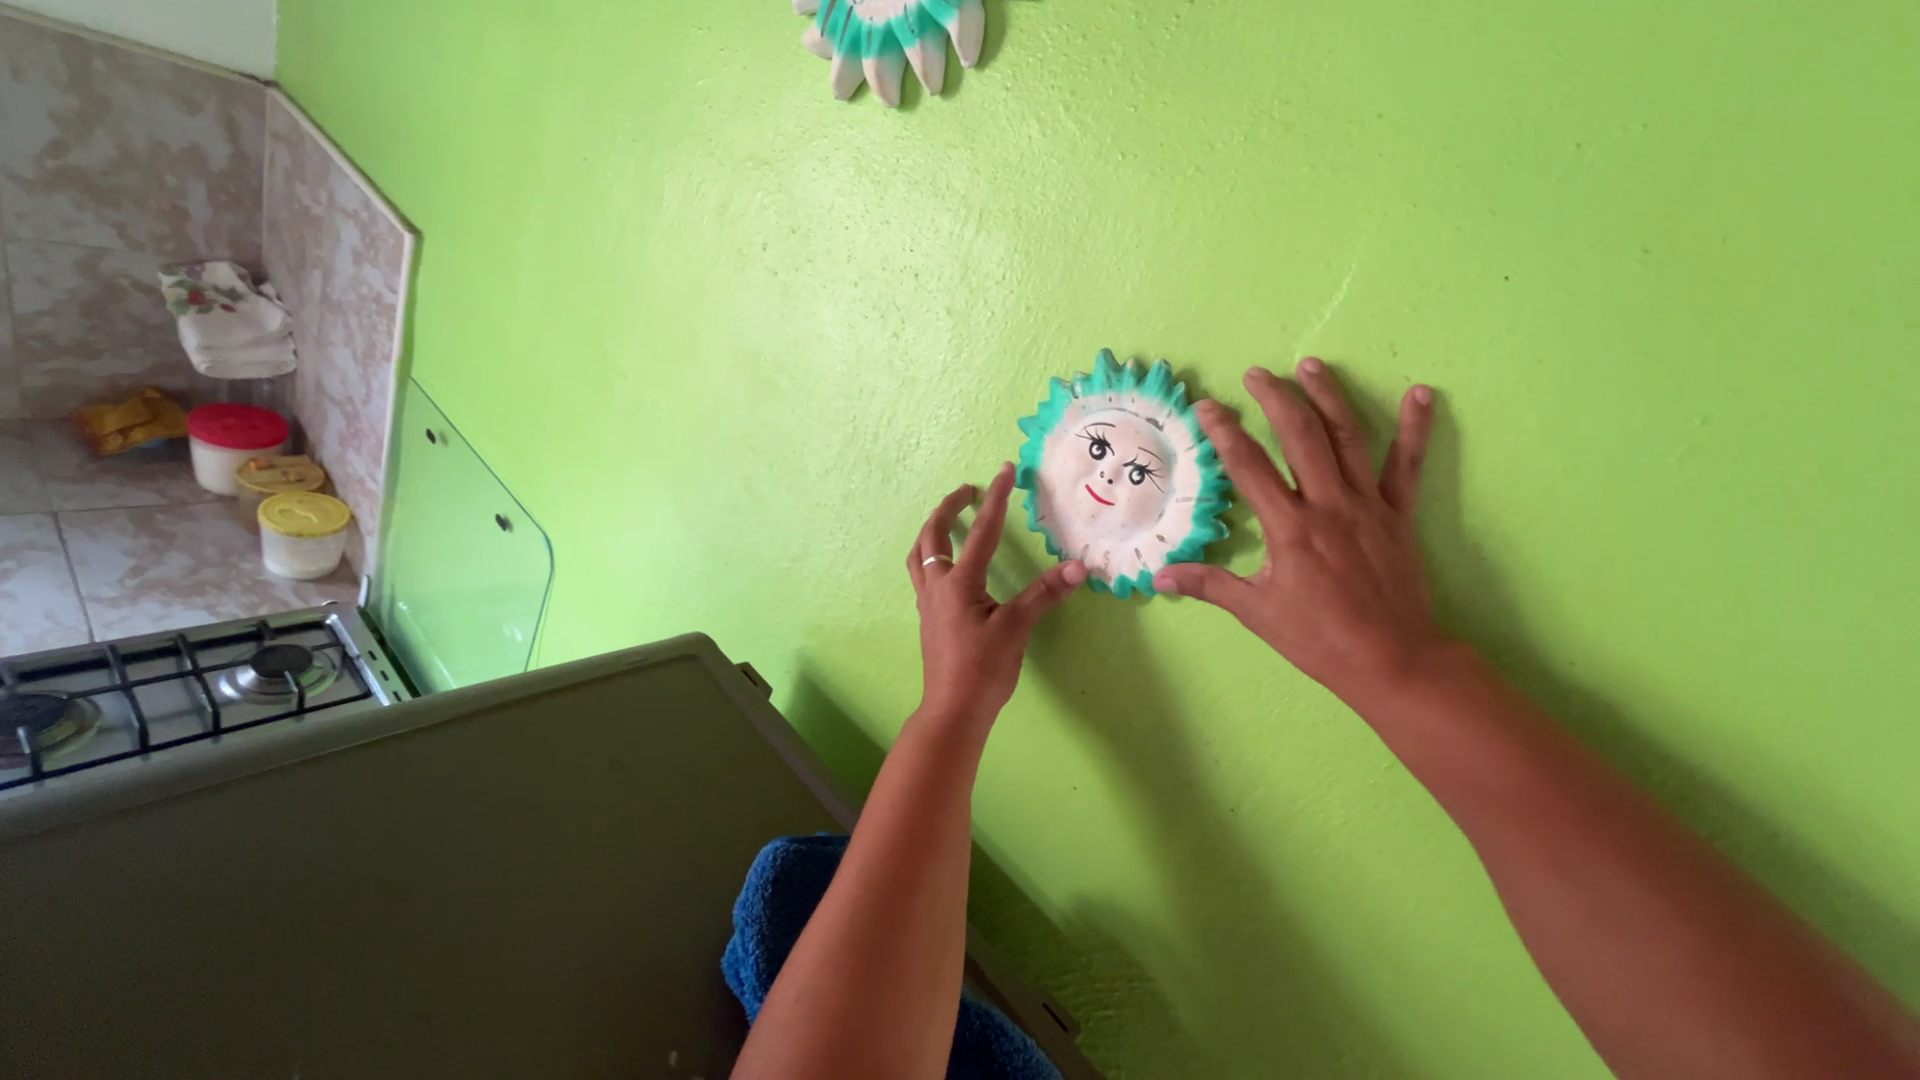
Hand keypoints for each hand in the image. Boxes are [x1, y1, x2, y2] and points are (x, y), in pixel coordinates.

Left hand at [908, 463, 1086, 724]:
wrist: (952, 710)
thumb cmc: (983, 670)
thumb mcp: (1016, 629)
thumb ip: (1044, 595)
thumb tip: (1079, 568)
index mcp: (958, 582)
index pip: (981, 531)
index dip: (996, 498)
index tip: (1005, 470)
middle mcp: (937, 585)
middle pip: (933, 534)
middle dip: (950, 507)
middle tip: (968, 490)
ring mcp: (928, 602)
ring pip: (920, 554)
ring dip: (933, 530)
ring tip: (950, 519)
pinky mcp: (929, 618)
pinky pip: (922, 573)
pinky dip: (931, 554)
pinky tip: (947, 564)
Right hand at [1153, 360, 1451, 704]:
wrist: (1392, 658)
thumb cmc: (1319, 638)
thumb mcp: (1257, 612)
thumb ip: (1209, 585)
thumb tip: (1159, 577)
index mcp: (1290, 528)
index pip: (1250, 467)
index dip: (1226, 432)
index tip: (1209, 406)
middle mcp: (1328, 505)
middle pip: (1300, 437)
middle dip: (1276, 399)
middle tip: (1258, 374)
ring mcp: (1368, 506)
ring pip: (1348, 438)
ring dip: (1329, 397)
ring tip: (1312, 365)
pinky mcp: (1399, 515)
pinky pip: (1408, 465)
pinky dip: (1416, 428)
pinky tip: (1421, 393)